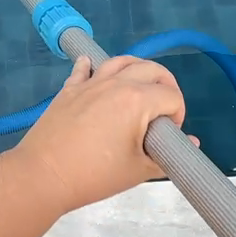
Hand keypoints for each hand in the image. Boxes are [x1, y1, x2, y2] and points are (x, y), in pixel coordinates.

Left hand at [13, 55, 192, 213]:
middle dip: (165, 85)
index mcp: (137, 100)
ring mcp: (89, 83)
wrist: (45, 173)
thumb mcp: (138, 170)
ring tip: (141, 87)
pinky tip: (94, 70)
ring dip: (136, 69)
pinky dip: (92, 66)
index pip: (172, 97)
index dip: (178, 115)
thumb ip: (167, 155)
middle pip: (151, 70)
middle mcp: (115, 83)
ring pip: (120, 61)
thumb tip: (190, 143)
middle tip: (164, 110)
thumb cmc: (95, 174)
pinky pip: (84, 68)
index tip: (169, 135)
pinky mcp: (69, 89)